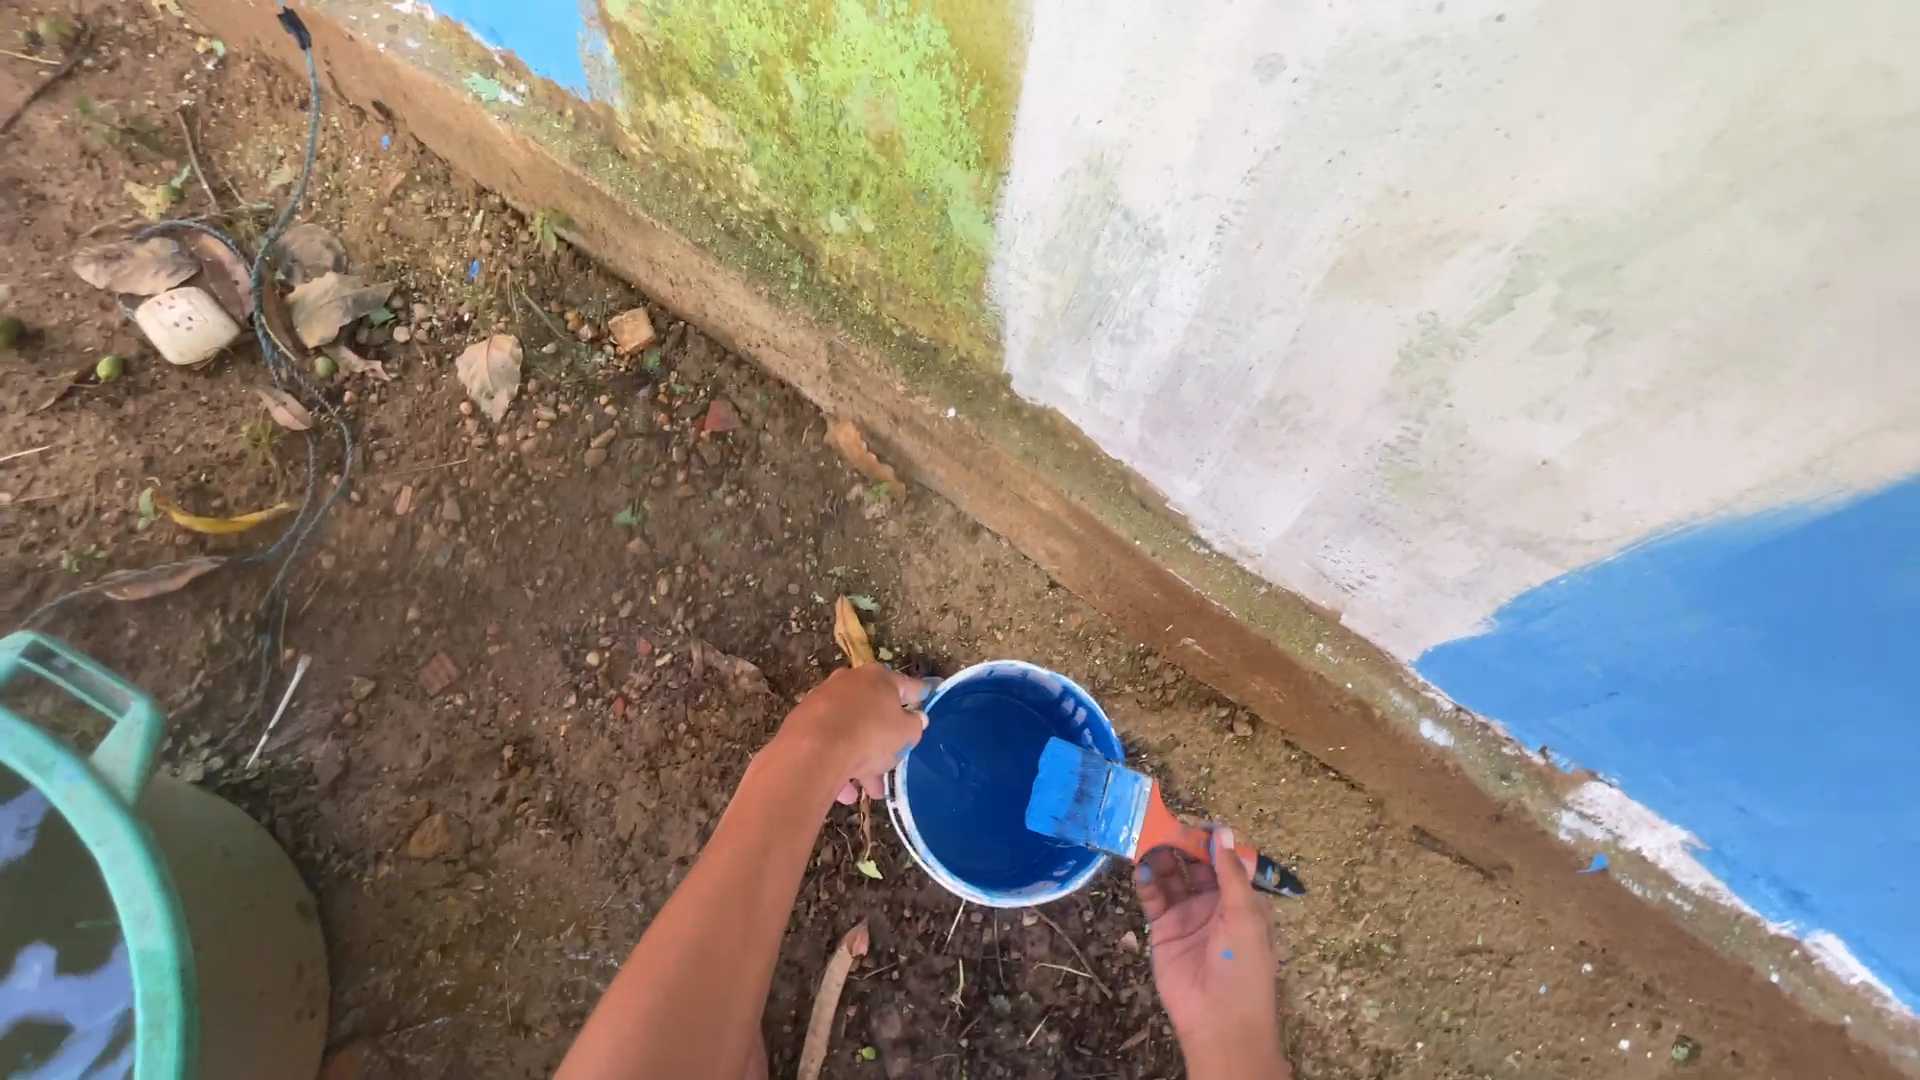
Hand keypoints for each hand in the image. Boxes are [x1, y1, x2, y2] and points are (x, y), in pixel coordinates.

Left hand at [775, 664, 929, 804]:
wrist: (813, 752)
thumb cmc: (869, 736)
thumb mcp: (906, 734)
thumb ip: (914, 726)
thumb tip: (914, 719)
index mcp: (878, 678)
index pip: (906, 685)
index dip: (919, 694)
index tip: (927, 695)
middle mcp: (849, 682)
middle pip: (874, 712)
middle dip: (884, 742)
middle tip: (892, 766)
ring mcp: (822, 701)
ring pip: (850, 730)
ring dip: (861, 759)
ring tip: (869, 790)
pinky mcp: (802, 722)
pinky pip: (828, 743)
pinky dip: (838, 762)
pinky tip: (844, 791)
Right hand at [1135, 828, 1286, 1076]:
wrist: (1219, 1024)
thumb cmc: (1243, 969)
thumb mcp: (1245, 917)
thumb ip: (1230, 873)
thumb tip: (1223, 830)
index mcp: (1240, 900)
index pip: (1223, 861)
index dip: (1210, 841)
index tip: (1194, 823)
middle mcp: (1213, 903)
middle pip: (1194, 863)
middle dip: (1180, 844)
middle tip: (1163, 825)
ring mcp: (1186, 914)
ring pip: (1171, 875)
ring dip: (1161, 856)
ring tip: (1146, 840)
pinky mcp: (1163, 928)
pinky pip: (1153, 896)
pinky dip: (1146, 879)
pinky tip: (1141, 868)